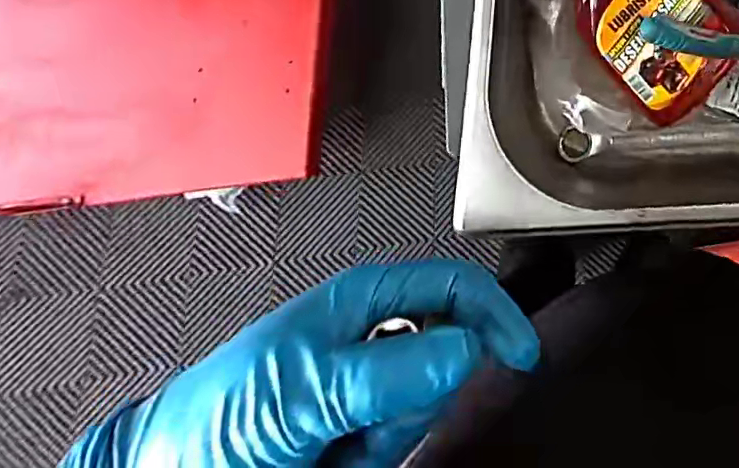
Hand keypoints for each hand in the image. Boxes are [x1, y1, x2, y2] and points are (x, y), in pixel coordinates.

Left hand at [63, 259, 540, 467]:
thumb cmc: (218, 416)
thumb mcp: (303, 389)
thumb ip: (387, 371)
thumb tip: (466, 350)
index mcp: (367, 299)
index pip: (454, 287)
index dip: (493, 313)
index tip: (520, 353)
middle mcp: (377, 336)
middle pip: (448, 352)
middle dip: (416, 396)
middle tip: (361, 424)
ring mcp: (371, 384)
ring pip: (427, 401)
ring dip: (388, 434)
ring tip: (332, 446)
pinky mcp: (364, 426)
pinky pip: (403, 437)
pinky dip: (378, 453)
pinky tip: (335, 459)